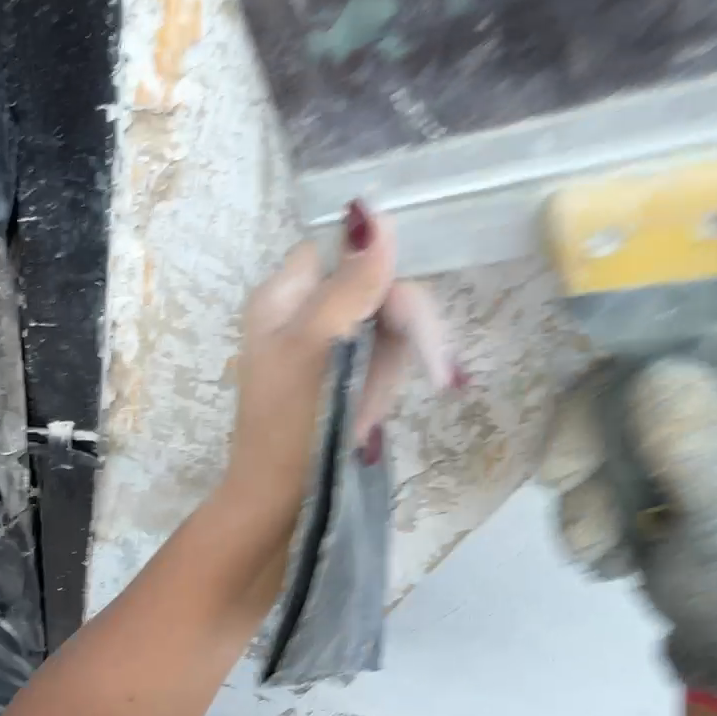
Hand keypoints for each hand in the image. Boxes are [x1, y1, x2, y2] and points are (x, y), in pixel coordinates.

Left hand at [222, 203, 423, 522]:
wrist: (278, 502)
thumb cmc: (288, 424)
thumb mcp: (316, 348)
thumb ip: (348, 284)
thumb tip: (373, 213)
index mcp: (282, 296)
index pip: (343, 251)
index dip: (381, 272)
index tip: (410, 312)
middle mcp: (301, 312)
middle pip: (374, 288)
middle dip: (404, 331)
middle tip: (438, 374)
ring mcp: (324, 344)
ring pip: (386, 326)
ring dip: (393, 368)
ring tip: (369, 415)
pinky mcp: (342, 375)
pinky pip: (381, 360)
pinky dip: (383, 387)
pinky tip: (367, 420)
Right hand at [540, 319, 716, 715]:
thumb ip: (704, 447)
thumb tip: (655, 370)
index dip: (649, 331)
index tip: (588, 358)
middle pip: (639, 378)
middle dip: (591, 431)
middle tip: (560, 480)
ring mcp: (691, 447)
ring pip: (606, 428)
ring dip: (584, 489)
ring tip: (594, 550)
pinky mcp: (653, 476)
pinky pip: (595, 468)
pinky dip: (585, 511)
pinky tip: (603, 556)